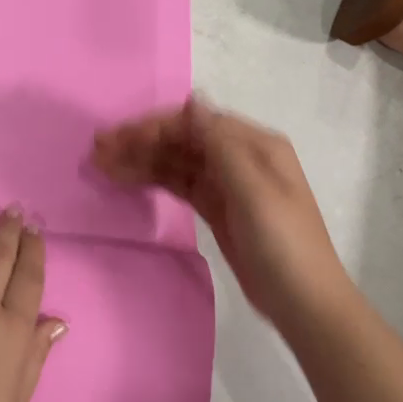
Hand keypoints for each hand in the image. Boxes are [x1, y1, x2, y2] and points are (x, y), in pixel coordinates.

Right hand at [93, 101, 345, 323]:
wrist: (304, 302)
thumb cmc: (283, 242)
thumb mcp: (253, 190)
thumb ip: (220, 144)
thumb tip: (191, 100)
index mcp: (255, 145)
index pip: (195, 122)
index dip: (155, 126)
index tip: (117, 137)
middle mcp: (240, 156)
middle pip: (182, 139)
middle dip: (141, 141)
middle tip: (98, 150)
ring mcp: (226, 183)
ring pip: (175, 161)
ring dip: (140, 159)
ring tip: (101, 164)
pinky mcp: (215, 207)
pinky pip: (178, 183)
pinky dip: (152, 178)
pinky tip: (126, 178)